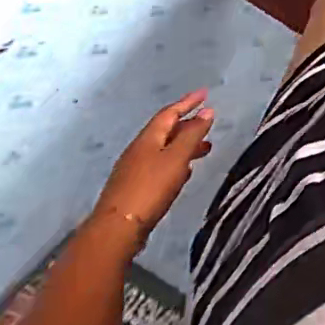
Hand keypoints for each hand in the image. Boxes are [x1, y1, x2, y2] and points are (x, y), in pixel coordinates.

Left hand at [89, 90, 215, 244]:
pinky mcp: (134, 189)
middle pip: (166, 130)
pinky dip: (175, 162)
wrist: (116, 231)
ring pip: (164, 149)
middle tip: (208, 123)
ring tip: (205, 150)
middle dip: (188, 125)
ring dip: (184, 146)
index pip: (170, 113)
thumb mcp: (177, 157)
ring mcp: (134, 169)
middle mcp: (139, 149)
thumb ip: (193, 134)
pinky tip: (184, 172)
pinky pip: (159, 166)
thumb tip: (207, 110)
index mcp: (148, 138)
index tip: (205, 93)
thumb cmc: (150, 188)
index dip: (188, 102)